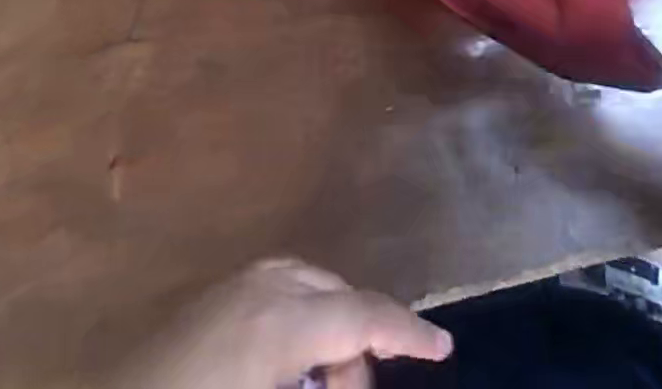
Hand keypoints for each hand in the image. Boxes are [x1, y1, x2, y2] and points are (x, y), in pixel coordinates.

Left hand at [122, 258, 451, 388]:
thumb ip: (326, 380)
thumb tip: (350, 372)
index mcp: (278, 319)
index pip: (363, 316)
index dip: (408, 331)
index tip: (444, 349)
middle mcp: (265, 284)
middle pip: (341, 300)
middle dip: (360, 347)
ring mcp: (237, 282)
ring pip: (314, 289)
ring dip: (330, 334)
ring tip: (320, 382)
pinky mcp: (217, 293)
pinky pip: (282, 292)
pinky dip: (302, 322)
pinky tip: (287, 363)